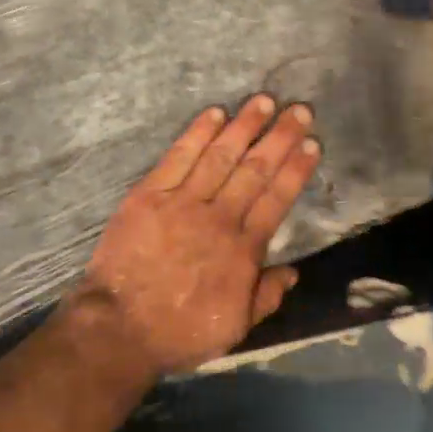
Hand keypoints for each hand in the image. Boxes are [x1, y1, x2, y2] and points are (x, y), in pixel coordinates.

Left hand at [71, 95, 318, 373]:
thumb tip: (293, 272)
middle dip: (279, 137)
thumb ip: (266, 297)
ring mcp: (183, 201)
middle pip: (255, 169)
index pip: (277, 199)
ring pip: (220, 155)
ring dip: (244, 125)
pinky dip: (197, 133)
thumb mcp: (236, 327)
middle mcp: (219, 217)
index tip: (312, 143)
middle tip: (300, 109)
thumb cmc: (179, 331)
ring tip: (264, 100)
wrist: (120, 326)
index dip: (296, 169)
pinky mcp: (150, 194)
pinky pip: (178, 157)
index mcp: (243, 249)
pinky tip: (215, 113)